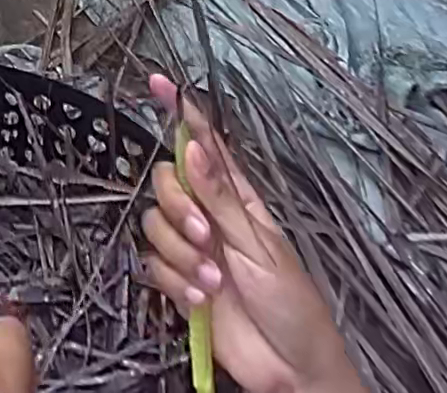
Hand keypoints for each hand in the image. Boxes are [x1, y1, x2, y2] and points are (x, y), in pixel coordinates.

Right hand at [141, 74, 363, 392]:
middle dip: (177, 205)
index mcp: (233, 195)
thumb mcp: (260, 247)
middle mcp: (206, 212)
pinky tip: (202, 297)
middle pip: (165, 179)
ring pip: (154, 221)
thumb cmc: (293, 305)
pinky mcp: (177, 275)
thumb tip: (192, 147)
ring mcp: (190, 243)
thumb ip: (221, 197)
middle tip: (203, 233)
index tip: (159, 83)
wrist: (291, 372)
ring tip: (213, 278)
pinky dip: (176, 280)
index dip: (180, 110)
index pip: (202, 141)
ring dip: (181, 253)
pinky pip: (153, 262)